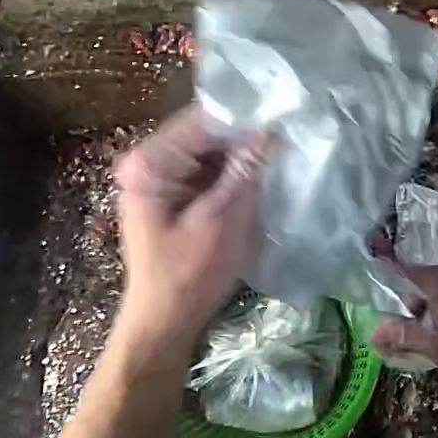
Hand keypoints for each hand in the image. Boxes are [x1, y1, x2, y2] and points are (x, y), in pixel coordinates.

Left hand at [112, 107, 268, 352]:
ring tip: (281, 153)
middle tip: (289, 137)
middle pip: (205, 135)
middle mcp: (148, 162)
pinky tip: (260, 178)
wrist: (165, 321)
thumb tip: (271, 129)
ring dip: (242, 156)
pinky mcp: (172, 196)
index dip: (245, 118)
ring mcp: (158, 179)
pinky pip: (207, 173)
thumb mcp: (222, 219)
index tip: (285, 116)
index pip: (203, 120)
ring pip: (209, 153)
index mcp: (150, 162)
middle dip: (245, 137)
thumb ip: (245, 171)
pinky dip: (232, 175)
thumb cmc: (190, 274)